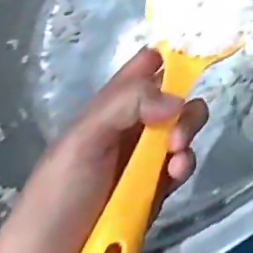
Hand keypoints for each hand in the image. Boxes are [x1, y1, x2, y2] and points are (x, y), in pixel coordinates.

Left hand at [0, 48, 207, 252]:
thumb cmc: (55, 200)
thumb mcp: (80, 141)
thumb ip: (127, 104)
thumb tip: (178, 99)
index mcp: (110, 107)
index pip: (147, 64)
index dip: (172, 53)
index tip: (197, 54)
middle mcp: (131, 125)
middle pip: (175, 94)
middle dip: (185, 106)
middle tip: (177, 133)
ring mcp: (143, 158)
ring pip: (184, 127)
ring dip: (188, 136)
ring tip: (175, 162)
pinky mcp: (155, 188)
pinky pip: (183, 163)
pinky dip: (185, 166)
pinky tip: (175, 177)